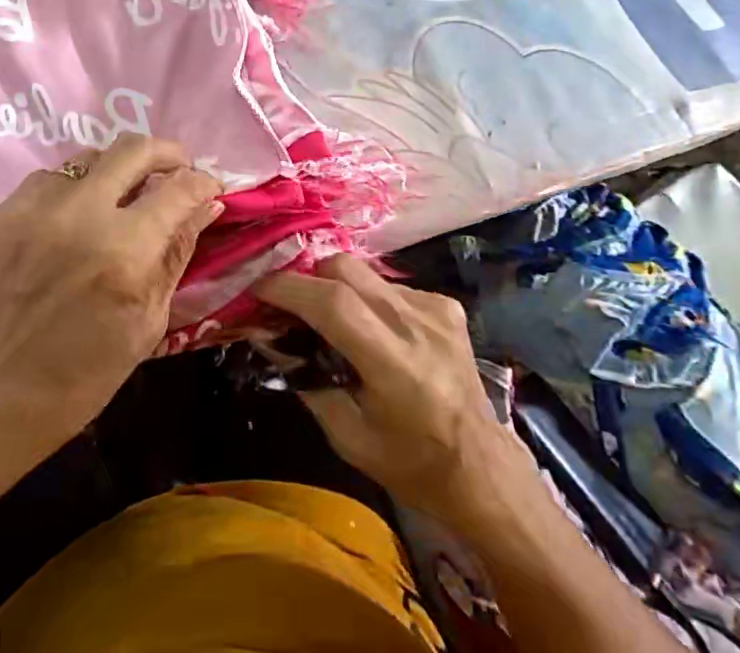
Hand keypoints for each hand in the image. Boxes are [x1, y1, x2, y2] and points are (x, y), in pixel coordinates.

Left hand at [0, 134, 222, 535]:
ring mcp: (30, 209)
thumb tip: (206, 205)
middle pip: (132, 149)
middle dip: (165, 153)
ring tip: (117, 202)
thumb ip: (176, 253)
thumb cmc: (84, 374)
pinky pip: (46, 182)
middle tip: (175, 167)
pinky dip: (69, 194)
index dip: (202, 182)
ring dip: (111, 174)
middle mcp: (77, 216)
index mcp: (123, 252)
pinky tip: (69, 223)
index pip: (177, 189)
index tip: (209, 188)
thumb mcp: (148, 320)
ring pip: (86, 161)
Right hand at [253, 254, 522, 520]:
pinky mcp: (446, 306)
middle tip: (284, 303)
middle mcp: (418, 326)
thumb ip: (304, 378)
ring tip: (321, 316)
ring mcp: (437, 310)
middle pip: (345, 268)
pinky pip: (387, 284)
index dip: (287, 288)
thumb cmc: (410, 464)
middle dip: (304, 277)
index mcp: (396, 365)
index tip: (256, 291)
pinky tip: (366, 327)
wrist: (484, 471)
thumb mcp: (346, 435)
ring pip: (364, 271)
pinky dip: (363, 296)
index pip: (332, 303)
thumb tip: (264, 335)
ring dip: (332, 285)